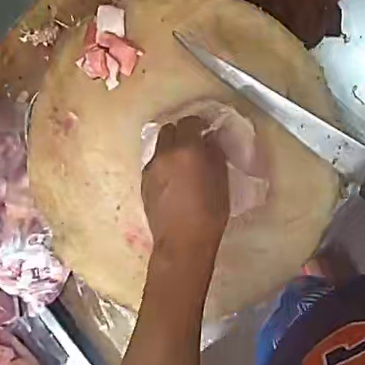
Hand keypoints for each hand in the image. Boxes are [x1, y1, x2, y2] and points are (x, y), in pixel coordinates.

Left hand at [142, 117, 228, 273]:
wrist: (182, 241)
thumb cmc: (210, 211)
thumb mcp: (221, 179)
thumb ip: (214, 153)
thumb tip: (209, 140)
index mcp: (186, 149)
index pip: (190, 122)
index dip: (201, 124)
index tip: (209, 131)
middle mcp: (164, 153)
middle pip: (170, 130)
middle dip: (182, 132)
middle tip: (196, 143)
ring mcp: (150, 168)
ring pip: (160, 146)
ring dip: (172, 147)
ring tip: (185, 161)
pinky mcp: (144, 182)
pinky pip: (155, 163)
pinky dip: (165, 163)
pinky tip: (176, 178)